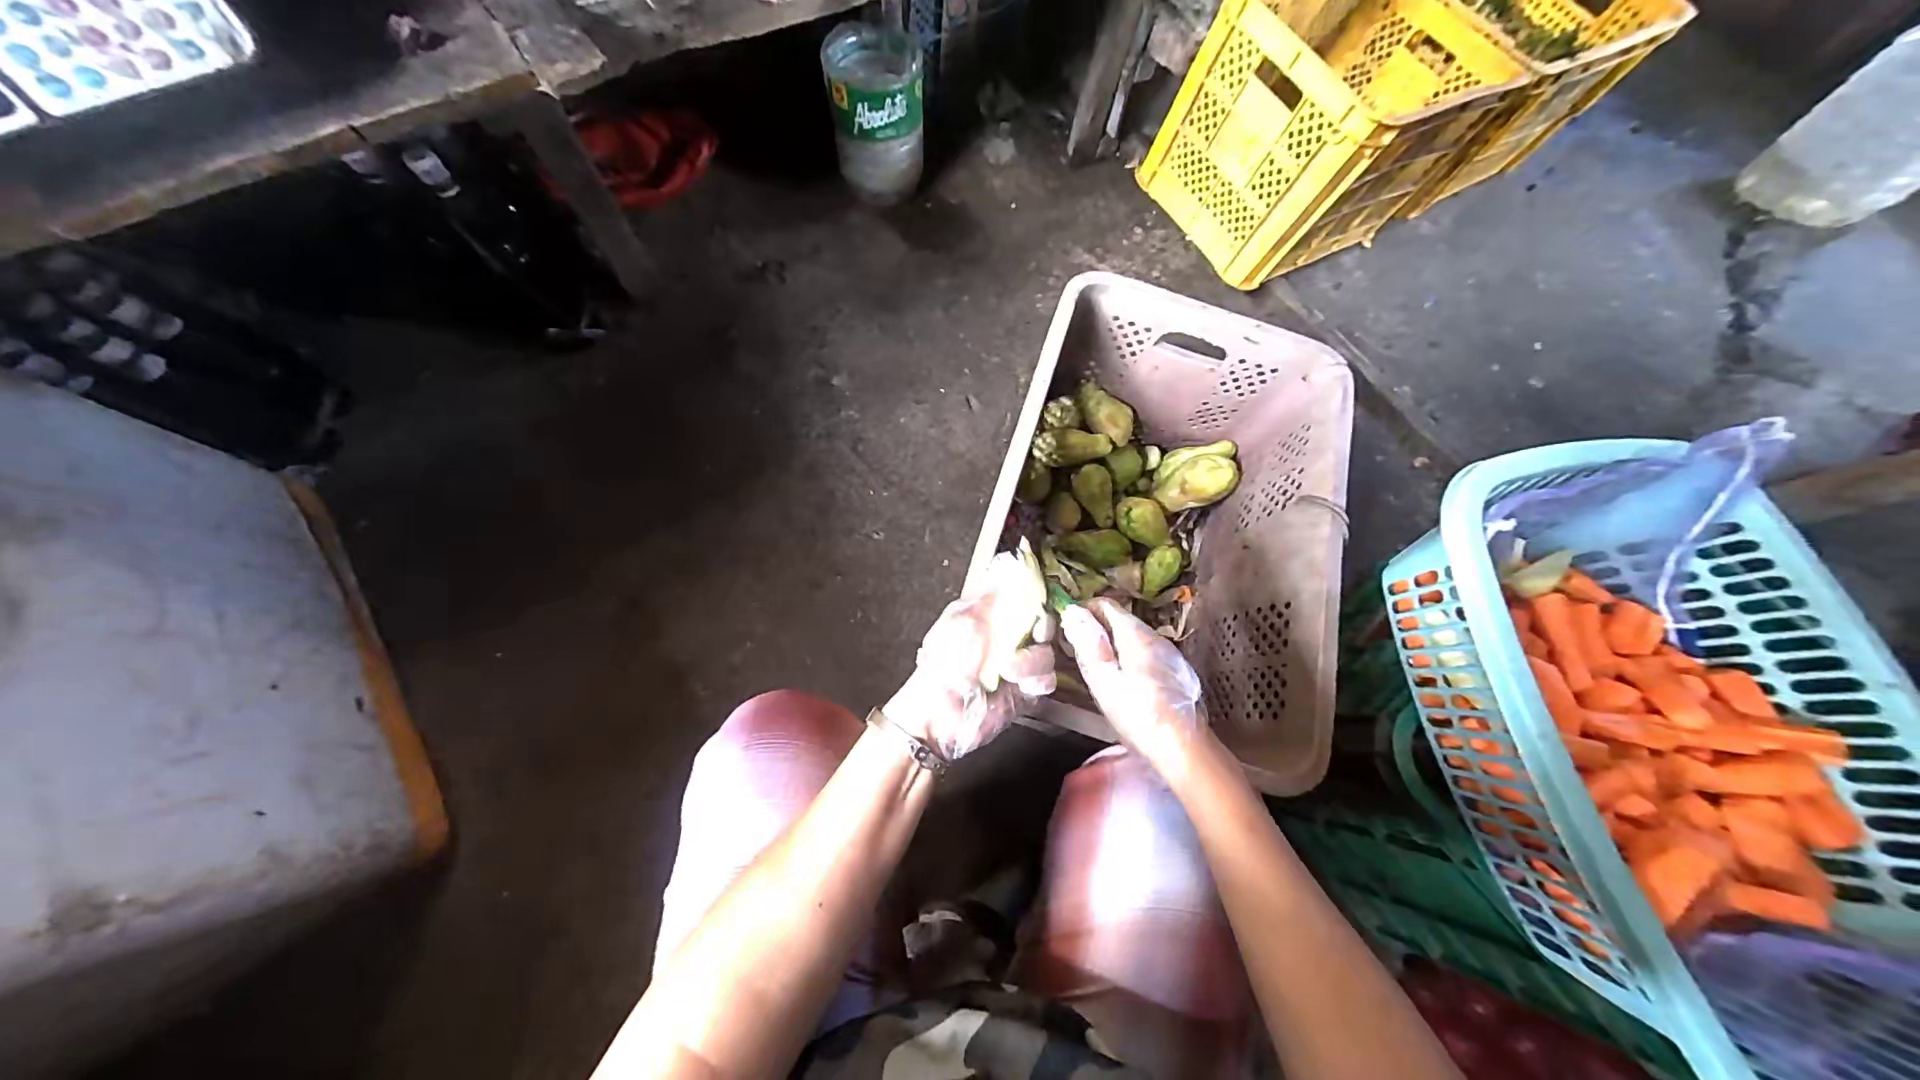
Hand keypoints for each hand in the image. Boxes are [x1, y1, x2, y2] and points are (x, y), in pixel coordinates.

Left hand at [883, 591, 1055, 761]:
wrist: (938, 717)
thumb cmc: (943, 666)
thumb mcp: (964, 622)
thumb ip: (993, 597)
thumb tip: (1013, 564)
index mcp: (986, 612)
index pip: (1019, 590)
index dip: (1033, 590)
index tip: (1037, 596)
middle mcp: (1005, 634)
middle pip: (1042, 619)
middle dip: (1040, 627)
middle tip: (1032, 635)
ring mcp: (1017, 662)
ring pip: (1047, 650)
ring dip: (1033, 660)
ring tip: (1010, 670)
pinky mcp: (1025, 690)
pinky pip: (1047, 679)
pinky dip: (1039, 680)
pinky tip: (1022, 685)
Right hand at [1059, 598, 1208, 780]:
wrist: (1182, 747)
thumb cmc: (1137, 713)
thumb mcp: (1103, 679)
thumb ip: (1088, 644)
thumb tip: (1073, 611)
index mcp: (1136, 635)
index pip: (1107, 605)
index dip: (1085, 612)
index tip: (1070, 629)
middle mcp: (1157, 638)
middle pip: (1122, 621)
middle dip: (1099, 630)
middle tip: (1079, 651)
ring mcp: (1172, 655)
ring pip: (1137, 638)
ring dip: (1116, 645)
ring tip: (1100, 668)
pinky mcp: (1180, 673)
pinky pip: (1150, 655)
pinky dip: (1133, 659)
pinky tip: (1128, 683)